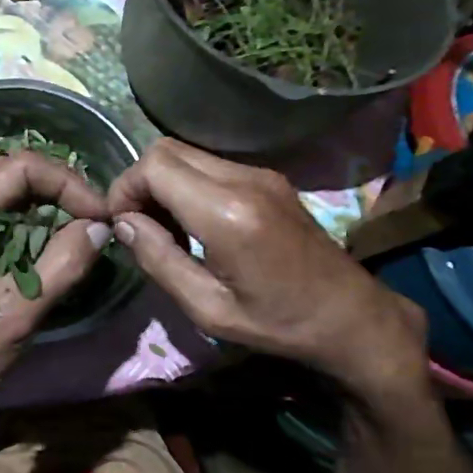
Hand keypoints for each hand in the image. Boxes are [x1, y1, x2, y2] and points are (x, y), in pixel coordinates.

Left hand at [0, 151, 110, 448]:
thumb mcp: (22, 310)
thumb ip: (64, 262)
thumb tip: (101, 226)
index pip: (23, 167)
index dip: (69, 184)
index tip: (100, 216)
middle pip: (15, 173)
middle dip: (62, 191)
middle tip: (95, 222)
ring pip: (10, 193)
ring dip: (49, 207)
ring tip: (81, 233)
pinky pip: (1, 216)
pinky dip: (33, 223)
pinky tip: (53, 247)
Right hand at [106, 138, 425, 397]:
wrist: (351, 317)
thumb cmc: (277, 323)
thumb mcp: (207, 308)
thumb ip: (159, 260)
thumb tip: (123, 223)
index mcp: (228, 214)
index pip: (154, 166)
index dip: (125, 188)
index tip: (122, 225)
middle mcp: (244, 180)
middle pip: (166, 149)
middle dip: (139, 182)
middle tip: (139, 225)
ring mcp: (260, 174)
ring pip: (185, 154)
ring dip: (162, 183)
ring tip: (165, 229)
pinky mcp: (268, 179)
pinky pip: (209, 165)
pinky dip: (185, 185)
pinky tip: (193, 224)